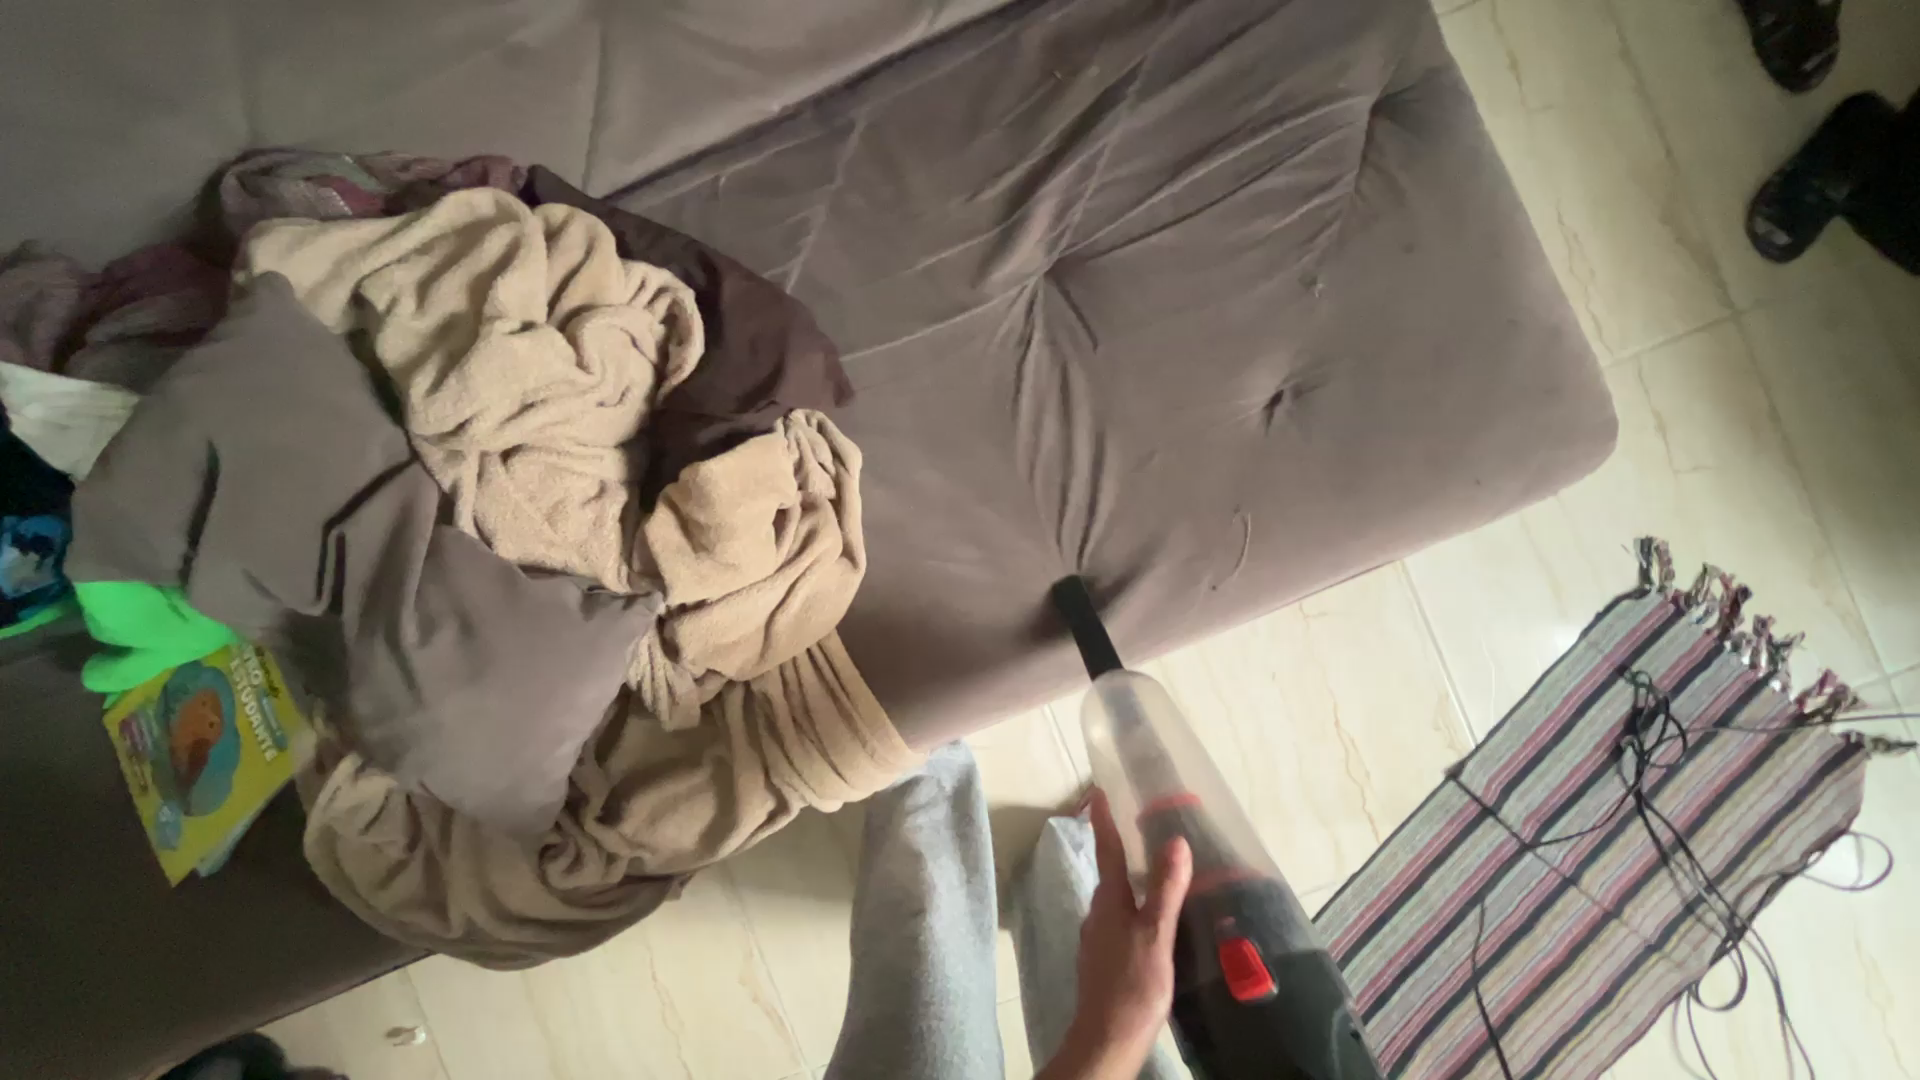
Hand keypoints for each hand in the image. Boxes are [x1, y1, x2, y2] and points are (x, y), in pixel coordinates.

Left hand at [1036, 790, 1192, 1079]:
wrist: (1105, 1040)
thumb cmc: (1132, 984)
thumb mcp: (1156, 934)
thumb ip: (1165, 890)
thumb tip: (1174, 841)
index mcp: (1110, 900)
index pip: (1107, 849)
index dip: (1104, 819)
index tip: (1099, 790)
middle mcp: (1098, 912)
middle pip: (1110, 872)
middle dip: (1121, 848)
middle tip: (1141, 827)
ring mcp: (1098, 937)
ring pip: (1116, 898)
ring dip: (1131, 880)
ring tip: (1156, 874)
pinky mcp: (1104, 960)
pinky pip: (1119, 921)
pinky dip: (1134, 909)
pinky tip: (1152, 922)